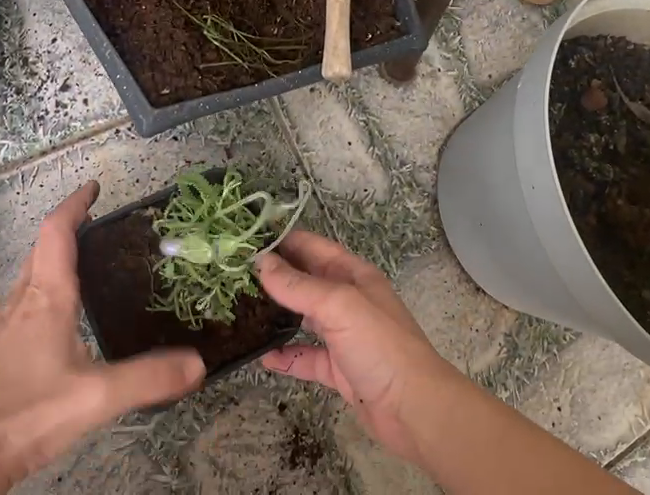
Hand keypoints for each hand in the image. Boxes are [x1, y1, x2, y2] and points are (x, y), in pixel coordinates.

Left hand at [0, 181, 205, 494]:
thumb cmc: (25, 415)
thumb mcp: (95, 398)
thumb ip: (147, 378)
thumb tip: (198, 363)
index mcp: (47, 299)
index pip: (57, 232)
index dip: (75, 204)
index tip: (94, 187)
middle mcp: (21, 303)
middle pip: (41, 249)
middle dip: (68, 228)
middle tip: (98, 223)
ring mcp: (2, 328)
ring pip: (29, 276)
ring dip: (53, 259)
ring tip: (83, 265)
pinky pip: (21, 303)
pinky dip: (42, 290)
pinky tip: (56, 321)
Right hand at [256, 231, 461, 462]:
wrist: (414, 409)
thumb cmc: (380, 346)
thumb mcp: (338, 306)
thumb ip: (298, 285)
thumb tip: (261, 263)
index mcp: (354, 274)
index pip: (313, 246)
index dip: (283, 240)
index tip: (246, 239)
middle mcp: (348, 299)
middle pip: (306, 280)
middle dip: (274, 276)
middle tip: (234, 275)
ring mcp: (344, 335)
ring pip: (304, 318)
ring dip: (277, 315)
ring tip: (242, 311)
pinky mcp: (340, 369)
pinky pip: (307, 357)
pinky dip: (286, 356)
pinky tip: (263, 358)